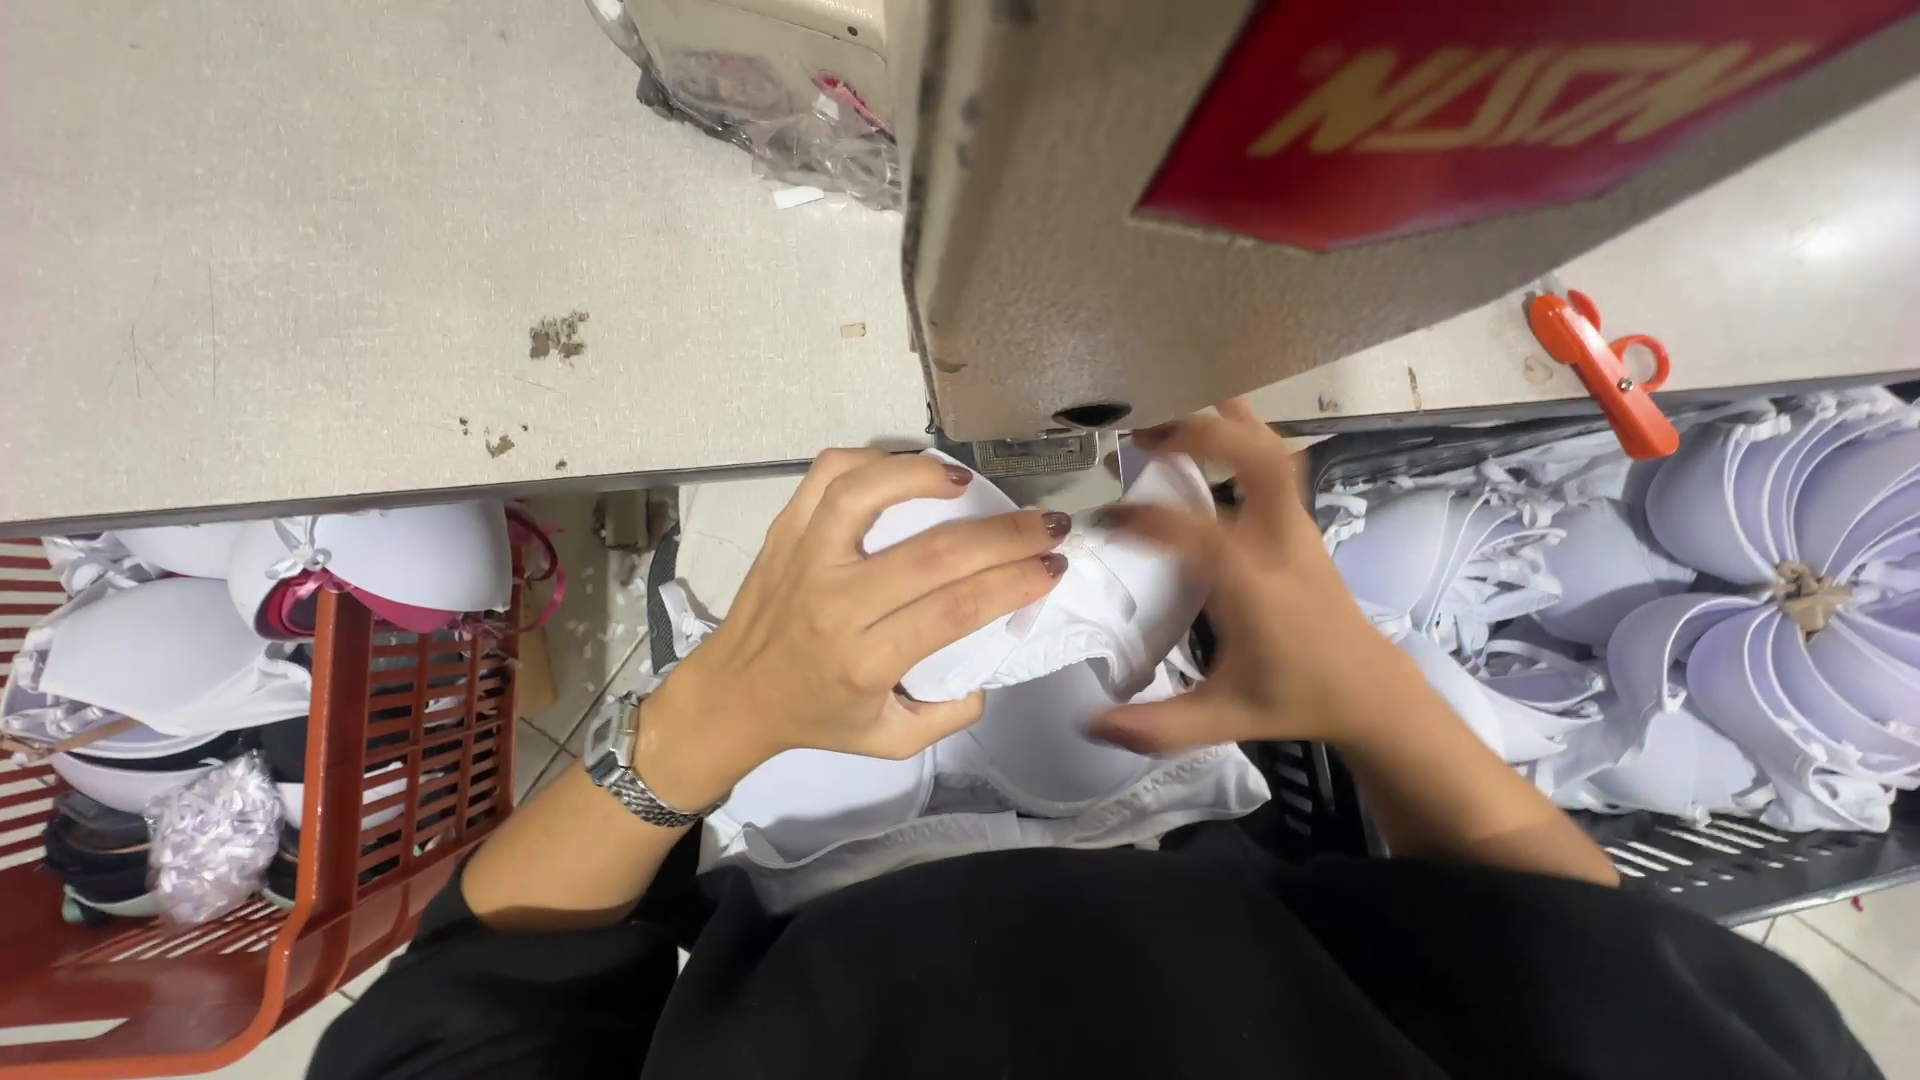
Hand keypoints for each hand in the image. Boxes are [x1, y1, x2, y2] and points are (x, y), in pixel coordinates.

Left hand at [634, 448, 1069, 808]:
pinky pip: (825, 476)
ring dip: (926, 477)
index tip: (1051, 566)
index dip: (1014, 582)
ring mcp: (804, 558)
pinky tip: (904, 470)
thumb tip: (988, 668)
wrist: (732, 697)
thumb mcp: (889, 741)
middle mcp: (835, 603)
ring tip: (968, 482)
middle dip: (1005, 534)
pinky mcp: (784, 531)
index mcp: (865, 659)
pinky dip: (870, 460)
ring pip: (866, 495)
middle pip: (933, 554)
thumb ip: (948, 715)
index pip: (955, 610)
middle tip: (1046, 524)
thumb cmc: (815, 717)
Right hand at [1088, 399, 1419, 753]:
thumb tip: (1090, 723)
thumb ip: (1158, 727)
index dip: (1147, 520)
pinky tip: (1221, 418)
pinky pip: (1279, 465)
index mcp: (1255, 589)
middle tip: (1146, 433)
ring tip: (1174, 407)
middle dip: (1202, 435)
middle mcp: (1280, 547)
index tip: (1107, 519)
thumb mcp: (1224, 719)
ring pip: (1273, 455)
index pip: (1200, 536)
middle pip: (1257, 464)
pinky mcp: (1302, 525)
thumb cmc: (1295, 698)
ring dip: (1225, 423)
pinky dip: (1248, 433)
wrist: (1369, 690)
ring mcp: (1298, 530)